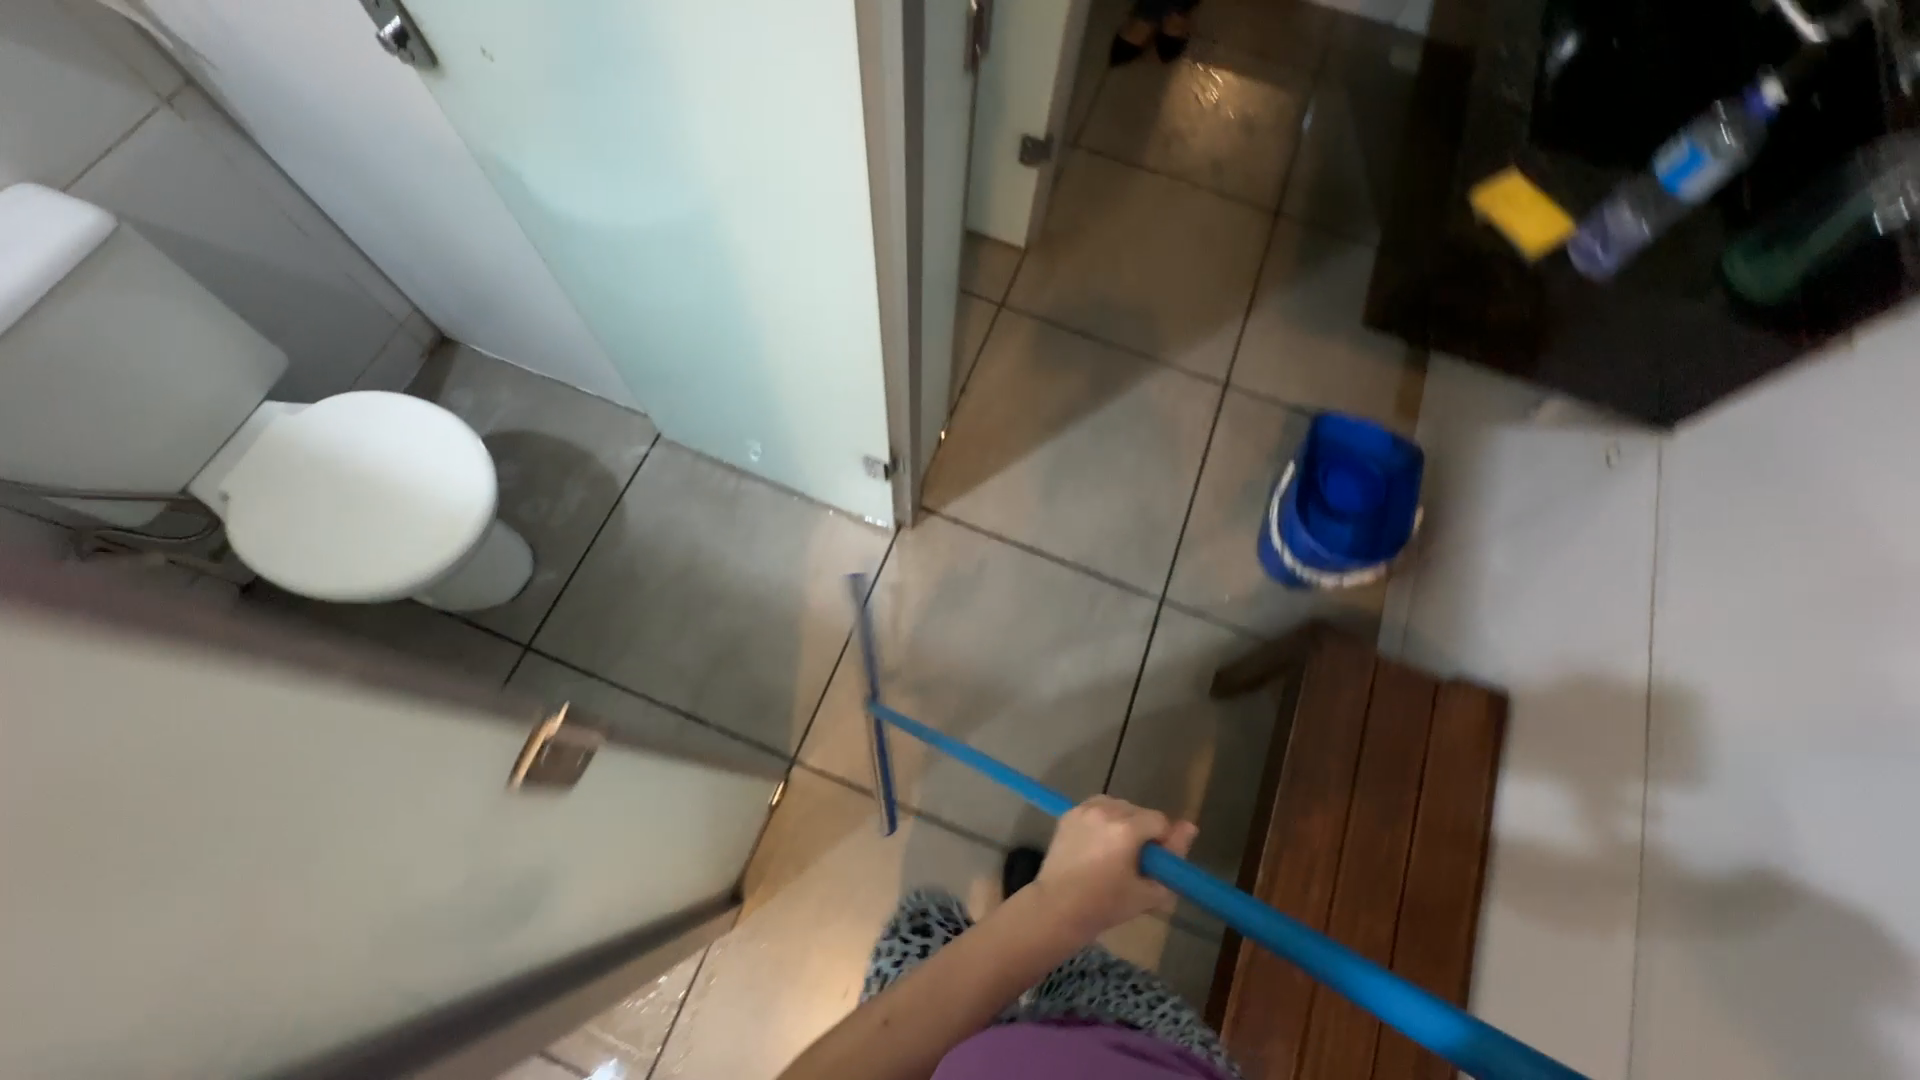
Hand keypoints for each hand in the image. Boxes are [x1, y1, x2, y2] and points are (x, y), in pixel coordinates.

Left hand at [1031, 796, 1197, 940]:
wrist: (1057, 907)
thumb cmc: (1105, 905)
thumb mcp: (1149, 891)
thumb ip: (1173, 858)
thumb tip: (1191, 827)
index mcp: (1126, 828)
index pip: (1160, 821)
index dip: (1163, 842)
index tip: (1155, 864)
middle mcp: (1105, 810)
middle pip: (1139, 812)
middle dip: (1144, 832)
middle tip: (1136, 861)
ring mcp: (1083, 810)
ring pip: (1118, 806)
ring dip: (1124, 822)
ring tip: (1117, 850)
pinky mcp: (1068, 814)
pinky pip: (1097, 808)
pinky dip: (1103, 820)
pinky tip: (1099, 843)